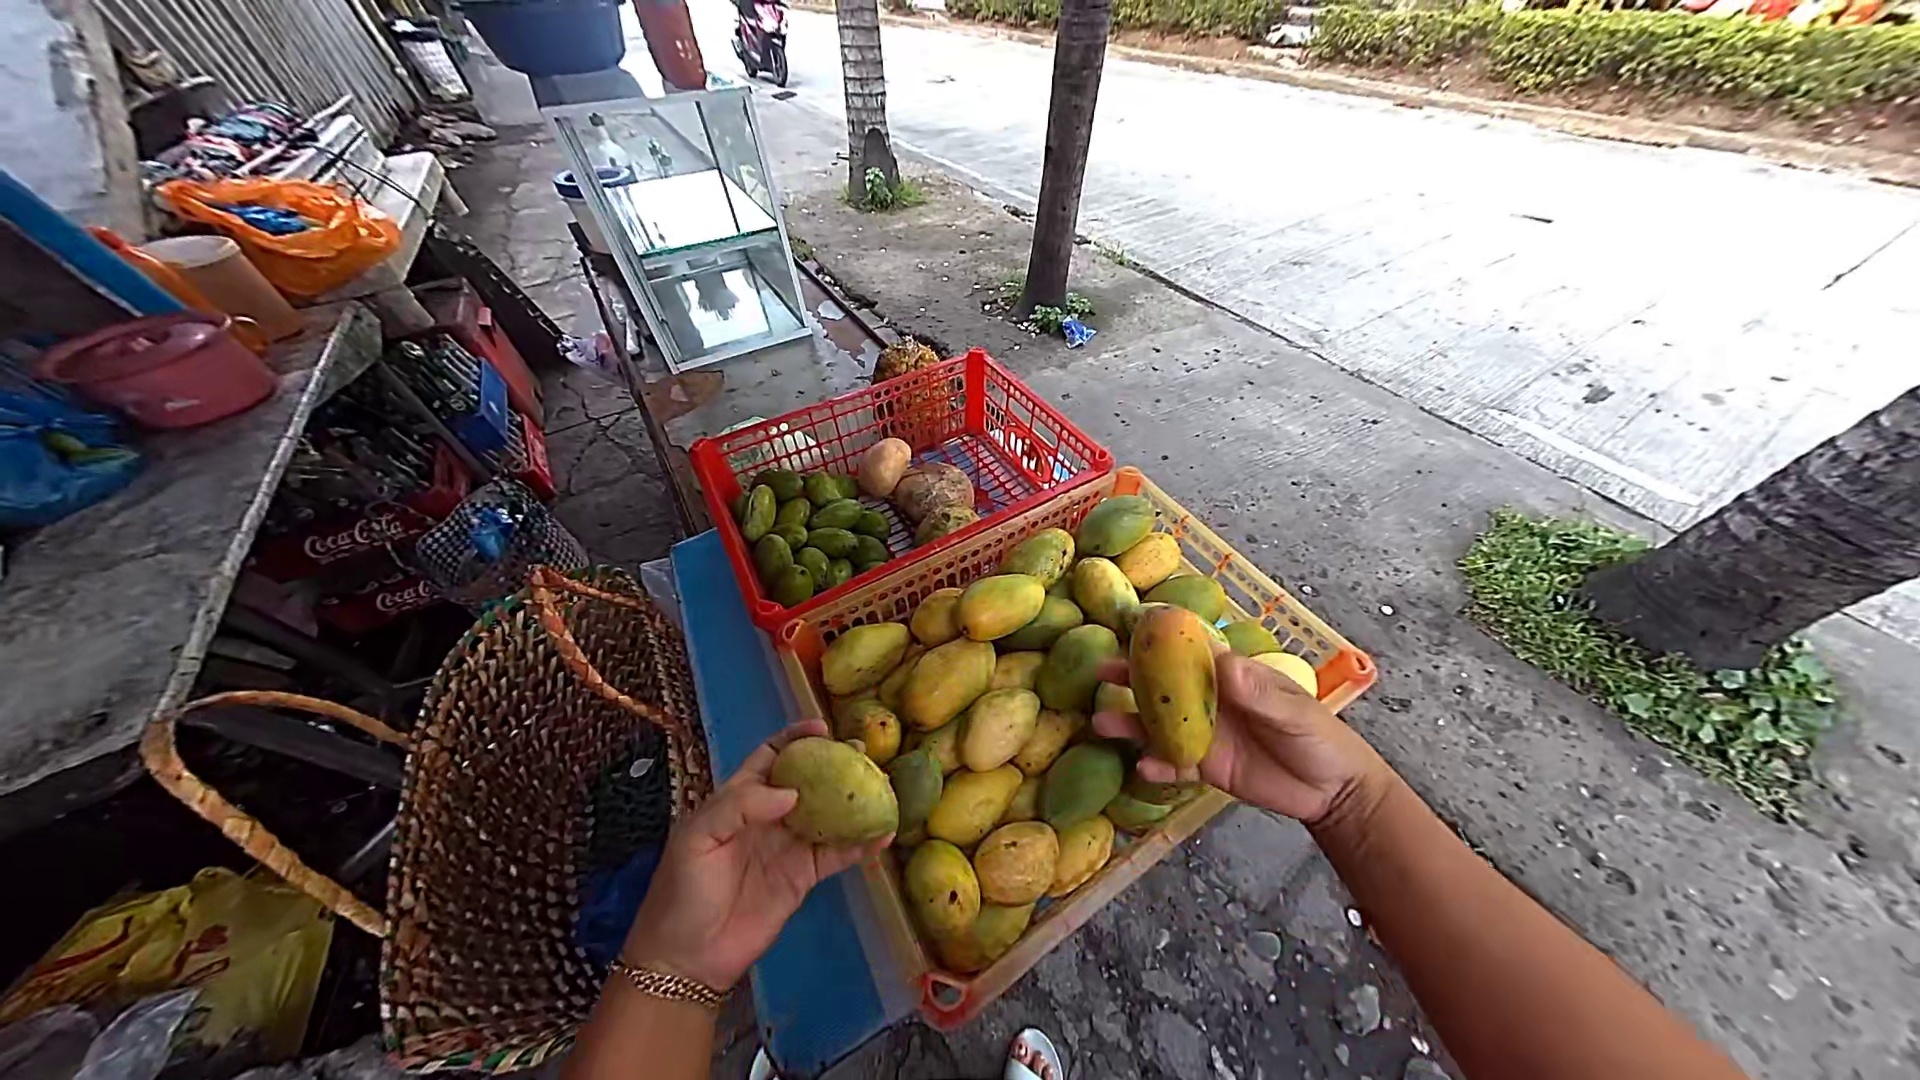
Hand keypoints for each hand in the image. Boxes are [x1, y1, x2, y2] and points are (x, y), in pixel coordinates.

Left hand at [620, 720, 890, 990]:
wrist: (687, 959)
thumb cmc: (682, 890)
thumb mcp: (698, 839)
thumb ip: (740, 807)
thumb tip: (792, 793)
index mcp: (741, 798)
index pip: (771, 756)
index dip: (795, 738)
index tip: (822, 728)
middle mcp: (771, 816)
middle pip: (808, 779)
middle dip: (834, 762)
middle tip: (862, 751)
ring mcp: (790, 845)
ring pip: (829, 813)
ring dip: (853, 799)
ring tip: (881, 785)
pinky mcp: (805, 876)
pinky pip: (838, 854)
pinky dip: (861, 844)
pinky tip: (882, 835)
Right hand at [1092, 653, 1391, 828]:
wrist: (1331, 792)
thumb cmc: (1318, 737)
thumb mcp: (1296, 712)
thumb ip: (1261, 692)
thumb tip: (1225, 665)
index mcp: (1229, 676)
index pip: (1190, 650)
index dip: (1161, 639)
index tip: (1130, 628)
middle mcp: (1209, 700)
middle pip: (1163, 684)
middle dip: (1130, 677)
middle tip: (1100, 671)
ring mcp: (1203, 733)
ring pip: (1158, 724)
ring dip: (1130, 723)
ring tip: (1101, 724)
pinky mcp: (1204, 766)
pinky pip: (1172, 763)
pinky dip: (1156, 765)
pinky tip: (1142, 767)